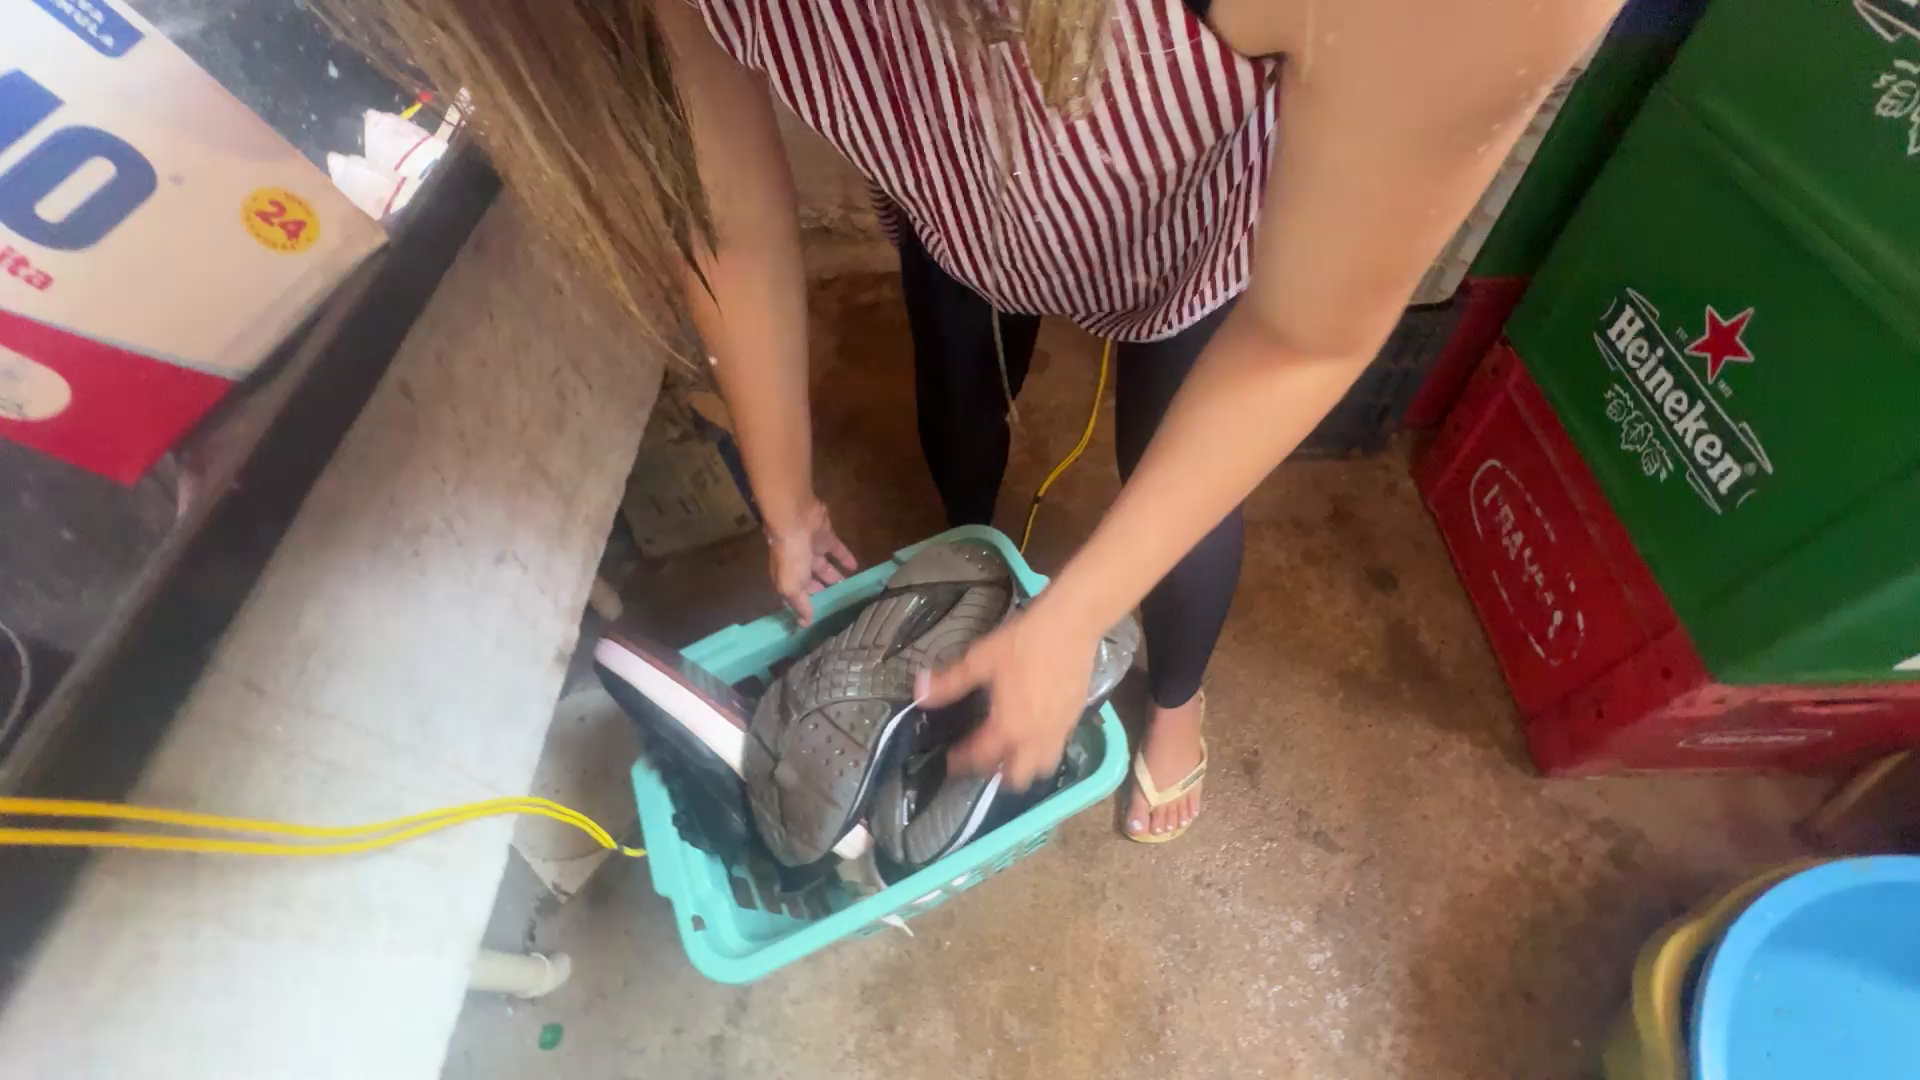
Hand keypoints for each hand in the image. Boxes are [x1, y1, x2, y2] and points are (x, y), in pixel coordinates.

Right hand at [766, 498, 857, 626]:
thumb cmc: (791, 556)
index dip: (804, 605)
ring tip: (848, 587)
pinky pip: (837, 550)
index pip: (795, 595)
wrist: (795, 518)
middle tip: (838, 602)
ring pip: (825, 566)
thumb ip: (800, 604)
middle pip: (811, 581)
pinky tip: (855, 567)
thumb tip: (805, 624)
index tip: (817, 616)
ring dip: (835, 576)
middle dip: (822, 590)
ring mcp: (812, 549)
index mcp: (787, 577)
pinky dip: (845, 558)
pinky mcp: (825, 536)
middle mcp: (798, 564)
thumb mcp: (791, 586)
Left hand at [917, 602, 1098, 791]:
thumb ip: (950, 681)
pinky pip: (1057, 749)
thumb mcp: (981, 659)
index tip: (951, 762)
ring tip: (1010, 753)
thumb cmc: (1024, 642)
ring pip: (1041, 768)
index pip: (981, 757)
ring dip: (1023, 767)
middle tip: (983, 759)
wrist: (1070, 625)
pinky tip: (1033, 733)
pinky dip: (1042, 751)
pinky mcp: (1074, 719)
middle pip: (1016, 778)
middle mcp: (1034, 737)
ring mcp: (1058, 731)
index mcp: (1009, 725)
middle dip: (997, 775)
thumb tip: (919, 692)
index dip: (962, 762)